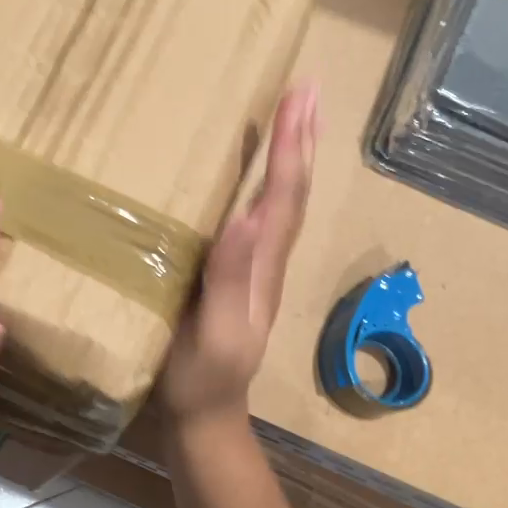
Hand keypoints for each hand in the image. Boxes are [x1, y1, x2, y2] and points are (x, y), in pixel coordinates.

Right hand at [159, 82, 319, 423]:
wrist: (203, 419)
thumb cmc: (201, 381)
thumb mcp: (214, 334)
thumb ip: (229, 279)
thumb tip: (245, 216)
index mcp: (260, 269)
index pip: (282, 199)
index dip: (291, 147)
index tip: (299, 94)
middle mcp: (263, 262)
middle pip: (291, 194)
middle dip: (301, 140)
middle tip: (305, 89)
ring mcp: (251, 273)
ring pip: (278, 205)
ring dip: (289, 158)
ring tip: (290, 119)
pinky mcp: (232, 280)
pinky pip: (254, 221)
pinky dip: (262, 188)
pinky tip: (248, 182)